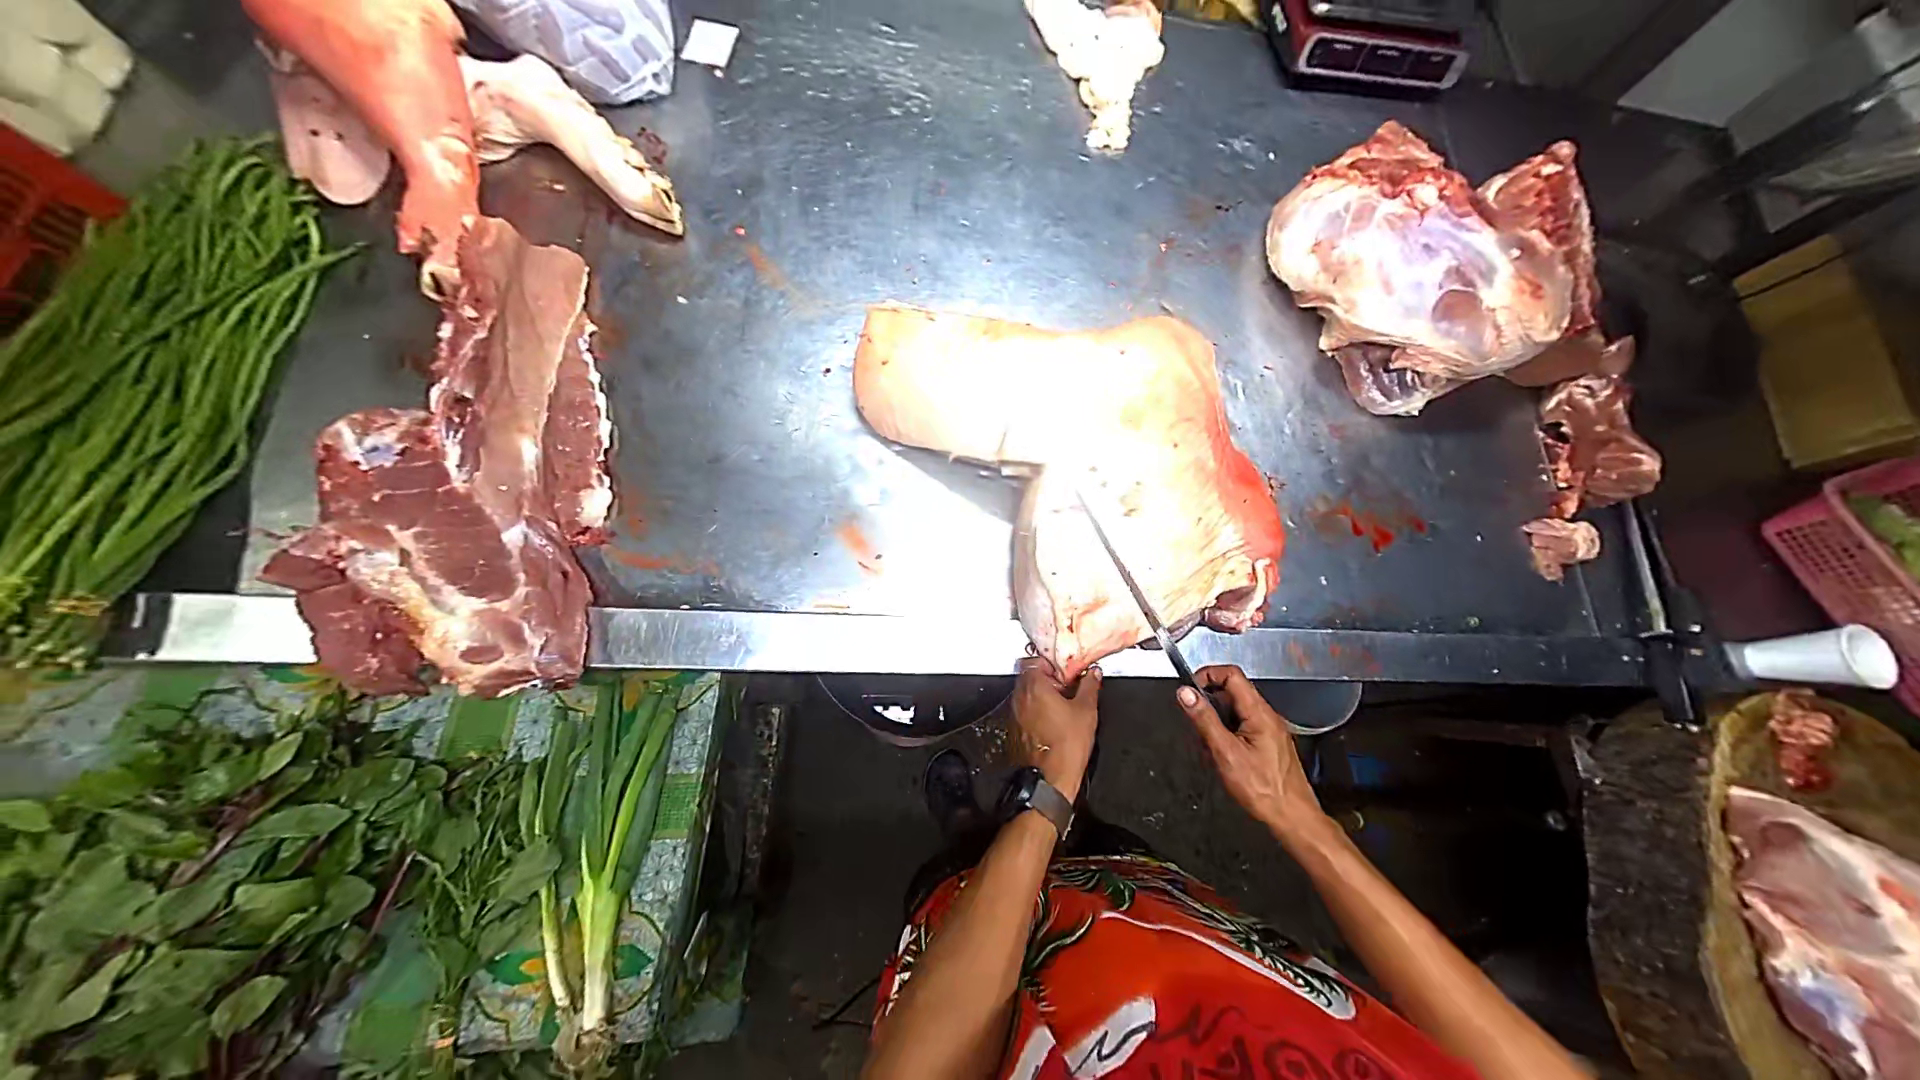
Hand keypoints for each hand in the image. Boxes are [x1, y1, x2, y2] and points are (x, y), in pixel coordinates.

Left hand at [1010, 657, 1100, 801]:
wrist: (1051, 778)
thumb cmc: (1066, 744)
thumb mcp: (1086, 710)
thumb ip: (1089, 686)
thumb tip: (1093, 674)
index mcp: (1034, 686)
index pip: (1034, 660)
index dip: (1050, 662)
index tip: (1065, 670)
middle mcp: (1020, 696)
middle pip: (1028, 676)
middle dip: (1046, 678)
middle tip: (1066, 685)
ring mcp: (1015, 713)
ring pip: (1026, 693)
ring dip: (1041, 694)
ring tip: (1062, 703)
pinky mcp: (1015, 729)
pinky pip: (1024, 710)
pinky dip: (1036, 710)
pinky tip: (1053, 720)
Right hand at [1177, 665, 1328, 844]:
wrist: (1293, 817)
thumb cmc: (1265, 790)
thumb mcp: (1225, 752)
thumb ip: (1204, 719)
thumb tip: (1186, 694)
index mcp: (1259, 713)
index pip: (1232, 674)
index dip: (1207, 676)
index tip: (1190, 690)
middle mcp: (1267, 716)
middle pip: (1231, 691)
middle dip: (1209, 705)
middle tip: (1199, 727)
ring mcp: (1269, 729)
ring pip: (1235, 710)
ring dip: (1217, 722)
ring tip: (1212, 748)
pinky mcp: (1268, 742)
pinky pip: (1242, 726)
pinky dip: (1227, 735)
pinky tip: (1224, 756)